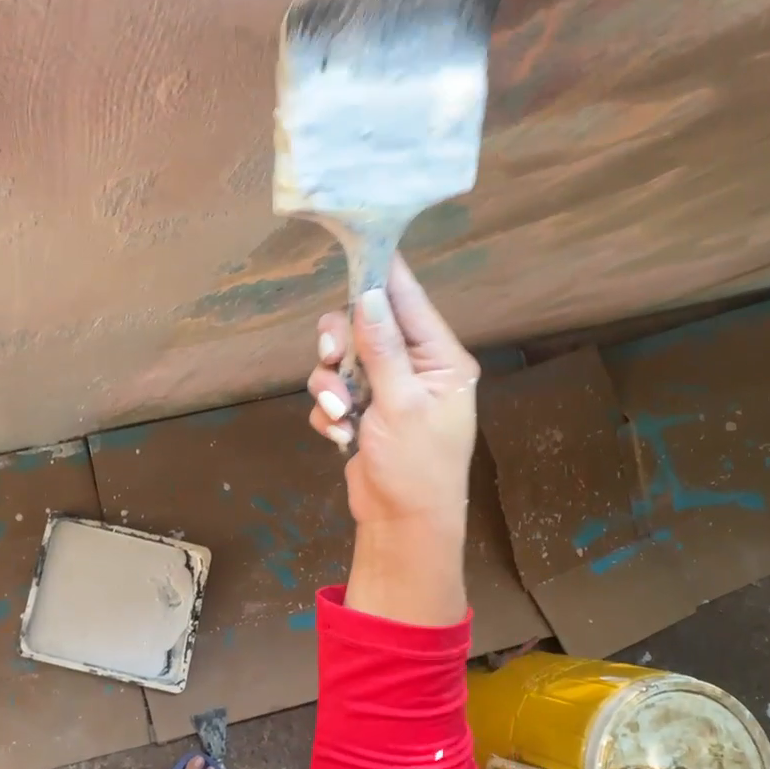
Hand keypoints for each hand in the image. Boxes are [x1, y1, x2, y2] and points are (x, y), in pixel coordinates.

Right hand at [306, 255, 479, 529]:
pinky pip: (332, 392)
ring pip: (341, 361)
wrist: (401, 523)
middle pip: (364, 328)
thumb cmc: (415, 465)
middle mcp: (413, 367)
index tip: (357, 245)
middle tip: (331, 359)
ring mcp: (385, 390)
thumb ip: (383, 349)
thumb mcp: (401, 404)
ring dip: (330, 387)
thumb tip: (369, 294)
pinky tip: (340, 435)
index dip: (382, 275)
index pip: (408, 303)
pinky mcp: (362, 411)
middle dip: (341, 347)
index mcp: (440, 359)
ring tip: (340, 415)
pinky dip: (330, 412)